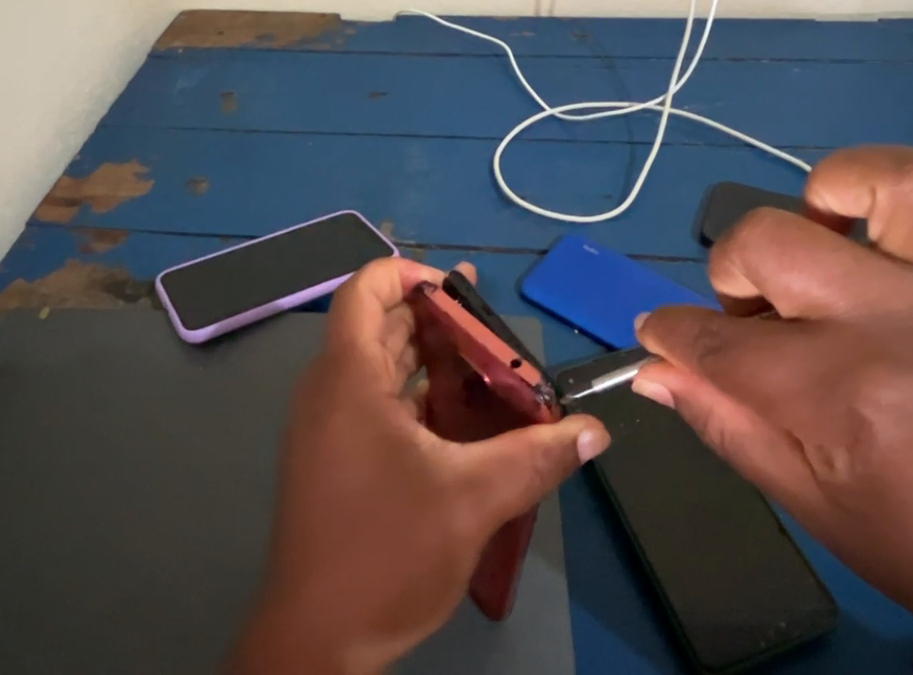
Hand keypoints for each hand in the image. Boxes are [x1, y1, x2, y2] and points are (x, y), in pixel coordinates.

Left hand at [232, 258, 608, 674]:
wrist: (318, 639)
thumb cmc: (386, 551)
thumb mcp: (473, 498)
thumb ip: (536, 455)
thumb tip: (594, 431)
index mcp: (349, 377)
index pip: (365, 290)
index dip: (408, 274)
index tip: (459, 288)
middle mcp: (330, 390)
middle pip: (380, 325)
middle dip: (435, 317)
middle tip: (493, 325)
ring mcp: (327, 425)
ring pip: (379, 366)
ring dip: (430, 357)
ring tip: (488, 363)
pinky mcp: (334, 457)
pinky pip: (375, 402)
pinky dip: (417, 395)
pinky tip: (462, 415)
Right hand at [634, 148, 912, 673]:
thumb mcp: (814, 506)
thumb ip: (725, 425)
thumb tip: (654, 371)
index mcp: (844, 395)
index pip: (715, 342)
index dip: (672, 334)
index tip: (664, 337)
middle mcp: (906, 323)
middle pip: (772, 243)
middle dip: (733, 273)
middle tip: (758, 312)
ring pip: (903, 180)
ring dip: (848, 189)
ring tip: (837, 232)